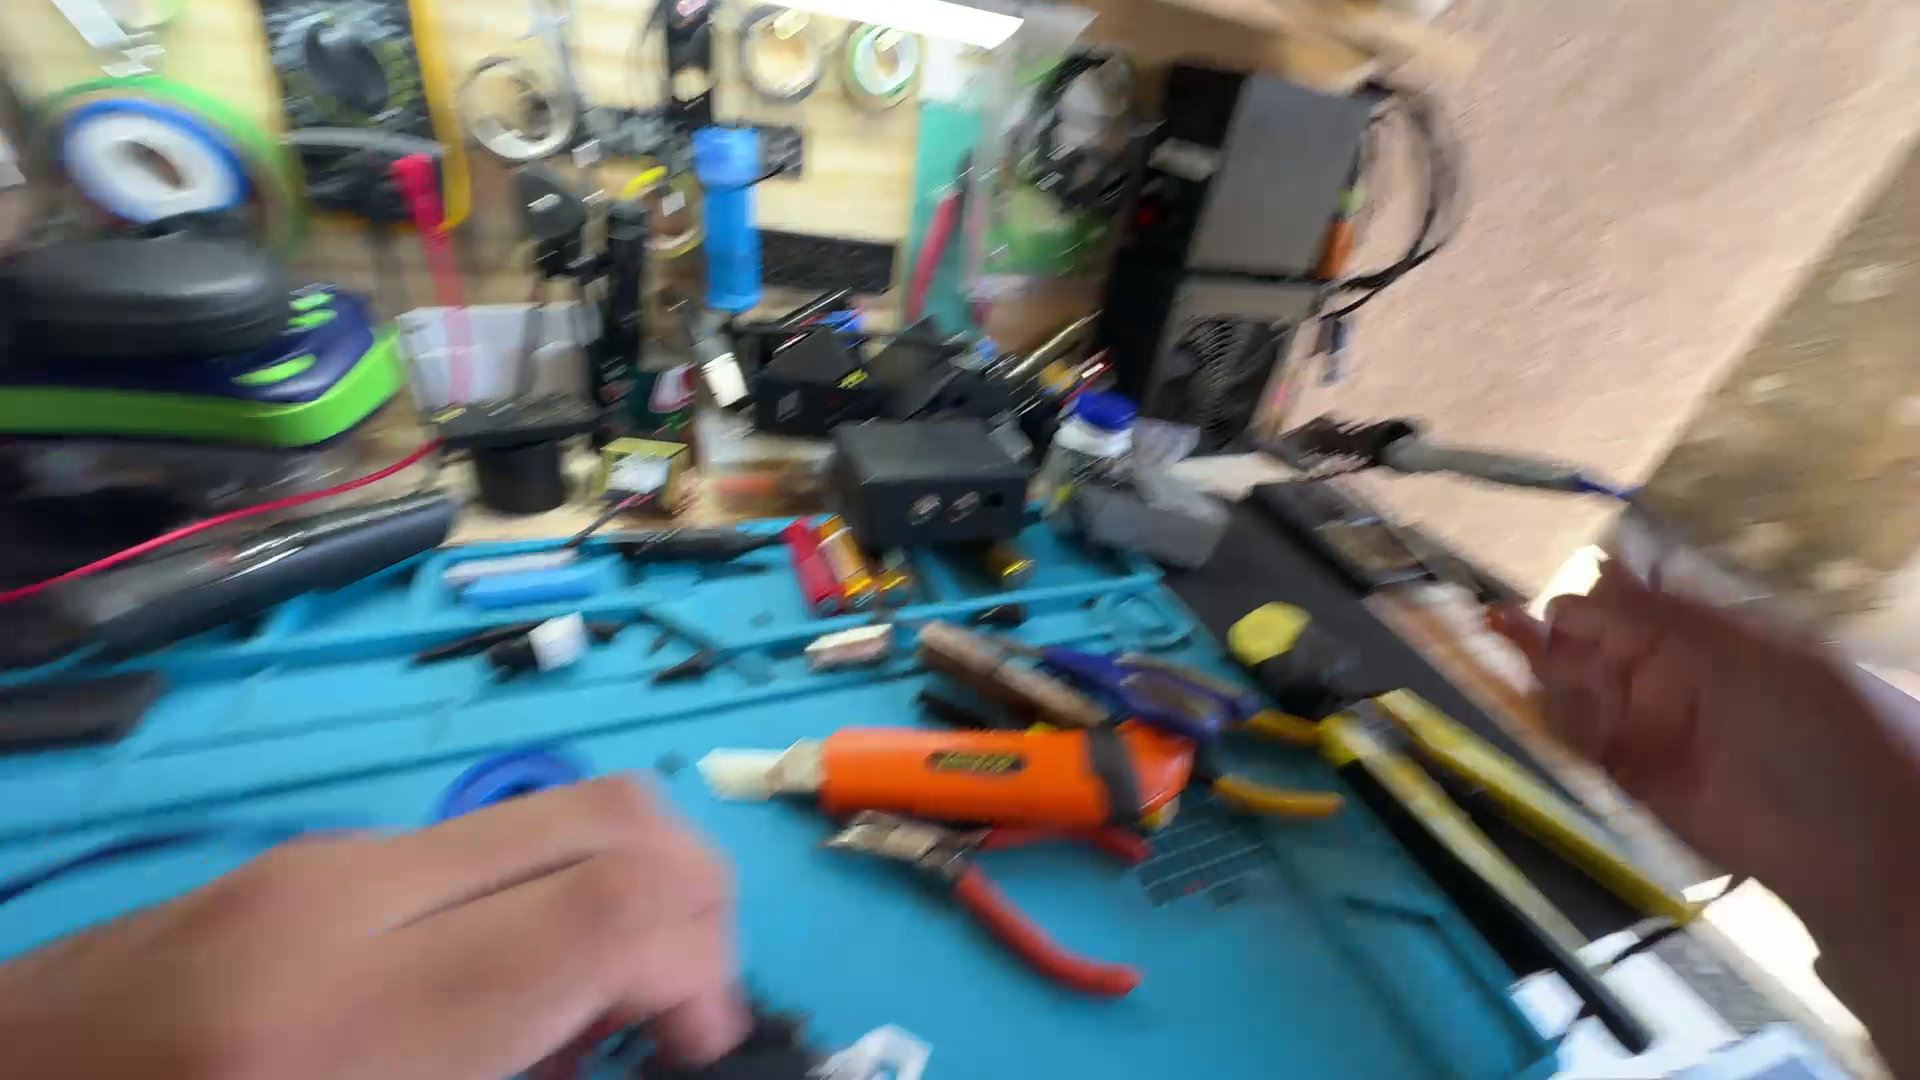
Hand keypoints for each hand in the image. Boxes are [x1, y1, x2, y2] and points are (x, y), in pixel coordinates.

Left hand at [0, 777, 749, 1079]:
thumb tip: (635, 1042)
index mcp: (343, 1017)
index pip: (605, 902)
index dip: (698, 956)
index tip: (704, 1035)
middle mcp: (357, 891)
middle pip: (618, 818)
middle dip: (696, 896)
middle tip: (686, 998)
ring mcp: (344, 853)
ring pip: (582, 806)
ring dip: (647, 882)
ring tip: (624, 984)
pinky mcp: (338, 850)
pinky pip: (521, 834)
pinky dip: (580, 885)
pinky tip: (542, 972)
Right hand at [1488, 563, 1919, 933]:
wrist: (1863, 854)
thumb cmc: (1827, 737)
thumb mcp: (1760, 658)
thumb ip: (1674, 611)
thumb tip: (1604, 553)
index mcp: (1687, 638)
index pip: (1604, 607)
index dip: (1572, 610)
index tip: (1542, 619)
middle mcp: (1653, 674)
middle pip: (1569, 647)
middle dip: (1547, 650)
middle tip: (1533, 660)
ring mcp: (1635, 723)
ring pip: (1560, 691)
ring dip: (1563, 698)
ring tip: (1599, 720)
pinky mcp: (1622, 771)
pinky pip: (1571, 740)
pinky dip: (1572, 736)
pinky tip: (1599, 742)